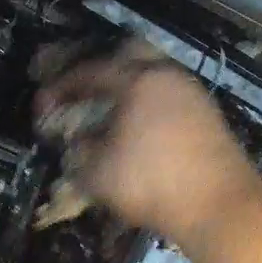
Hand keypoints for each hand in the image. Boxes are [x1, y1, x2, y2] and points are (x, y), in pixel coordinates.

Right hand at [33, 41, 261, 249]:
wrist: (218, 205)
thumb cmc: (151, 184)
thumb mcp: (98, 174)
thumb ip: (79, 153)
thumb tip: (75, 143)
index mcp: (138, 81)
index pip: (91, 72)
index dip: (62, 86)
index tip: (44, 102)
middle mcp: (167, 76)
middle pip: (128, 57)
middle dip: (100, 72)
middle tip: (81, 91)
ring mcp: (192, 94)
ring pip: (152, 77)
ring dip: (126, 90)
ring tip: (107, 114)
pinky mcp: (207, 117)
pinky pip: (168, 98)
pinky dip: (146, 107)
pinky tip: (137, 130)